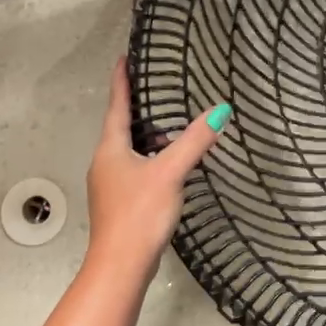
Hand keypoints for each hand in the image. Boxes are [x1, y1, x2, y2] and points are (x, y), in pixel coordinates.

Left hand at [84, 58, 229, 275]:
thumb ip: (195, 141)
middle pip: (122, 128)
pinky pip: (136, 170)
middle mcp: (105, 163)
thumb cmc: (140, 213)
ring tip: (173, 129)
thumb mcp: (170, 172)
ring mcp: (110, 186)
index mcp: (111, 149)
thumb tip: (220, 109)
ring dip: (149, 139)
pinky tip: (171, 168)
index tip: (122, 58)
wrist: (120, 267)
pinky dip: (152, 160)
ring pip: (130, 151)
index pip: (117, 106)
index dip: (121, 81)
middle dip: (139, 110)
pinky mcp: (120, 205)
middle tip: (158, 91)